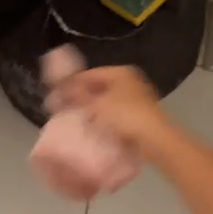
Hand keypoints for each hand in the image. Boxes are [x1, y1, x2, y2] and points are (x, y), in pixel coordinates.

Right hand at [48, 65, 178, 156]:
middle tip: (65, 108)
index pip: (89, 74)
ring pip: (107, 102)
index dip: (72, 83)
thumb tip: (59, 92)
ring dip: (93, 111)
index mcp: (120, 72)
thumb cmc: (125, 116)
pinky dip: (105, 120)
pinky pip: (116, 115)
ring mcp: (137, 99)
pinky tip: (94, 130)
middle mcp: (130, 81)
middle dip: (82, 98)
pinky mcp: (141, 116)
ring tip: (77, 121)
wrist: (156, 141)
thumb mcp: (96, 105)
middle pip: (98, 87)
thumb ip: (77, 97)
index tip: (56, 94)